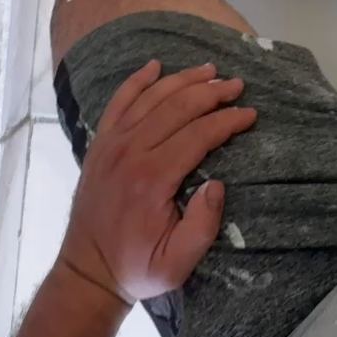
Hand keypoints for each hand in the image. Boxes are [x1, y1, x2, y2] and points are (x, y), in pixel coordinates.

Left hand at [56, 61, 256, 304]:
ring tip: (211, 70)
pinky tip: (155, 65)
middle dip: (212, 92)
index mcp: (152, 178)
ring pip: (152, 97)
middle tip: (237, 85)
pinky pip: (120, 101)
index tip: (250, 114)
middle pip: (178, 107)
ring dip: (184, 79)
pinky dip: (138, 80)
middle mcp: (131, 151)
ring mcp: (113, 143)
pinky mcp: (101, 142)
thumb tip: (218, 184)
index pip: (198, 134)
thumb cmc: (136, 267)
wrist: (86, 271)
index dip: (227, 121)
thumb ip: (202, 226)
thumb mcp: (176, 264)